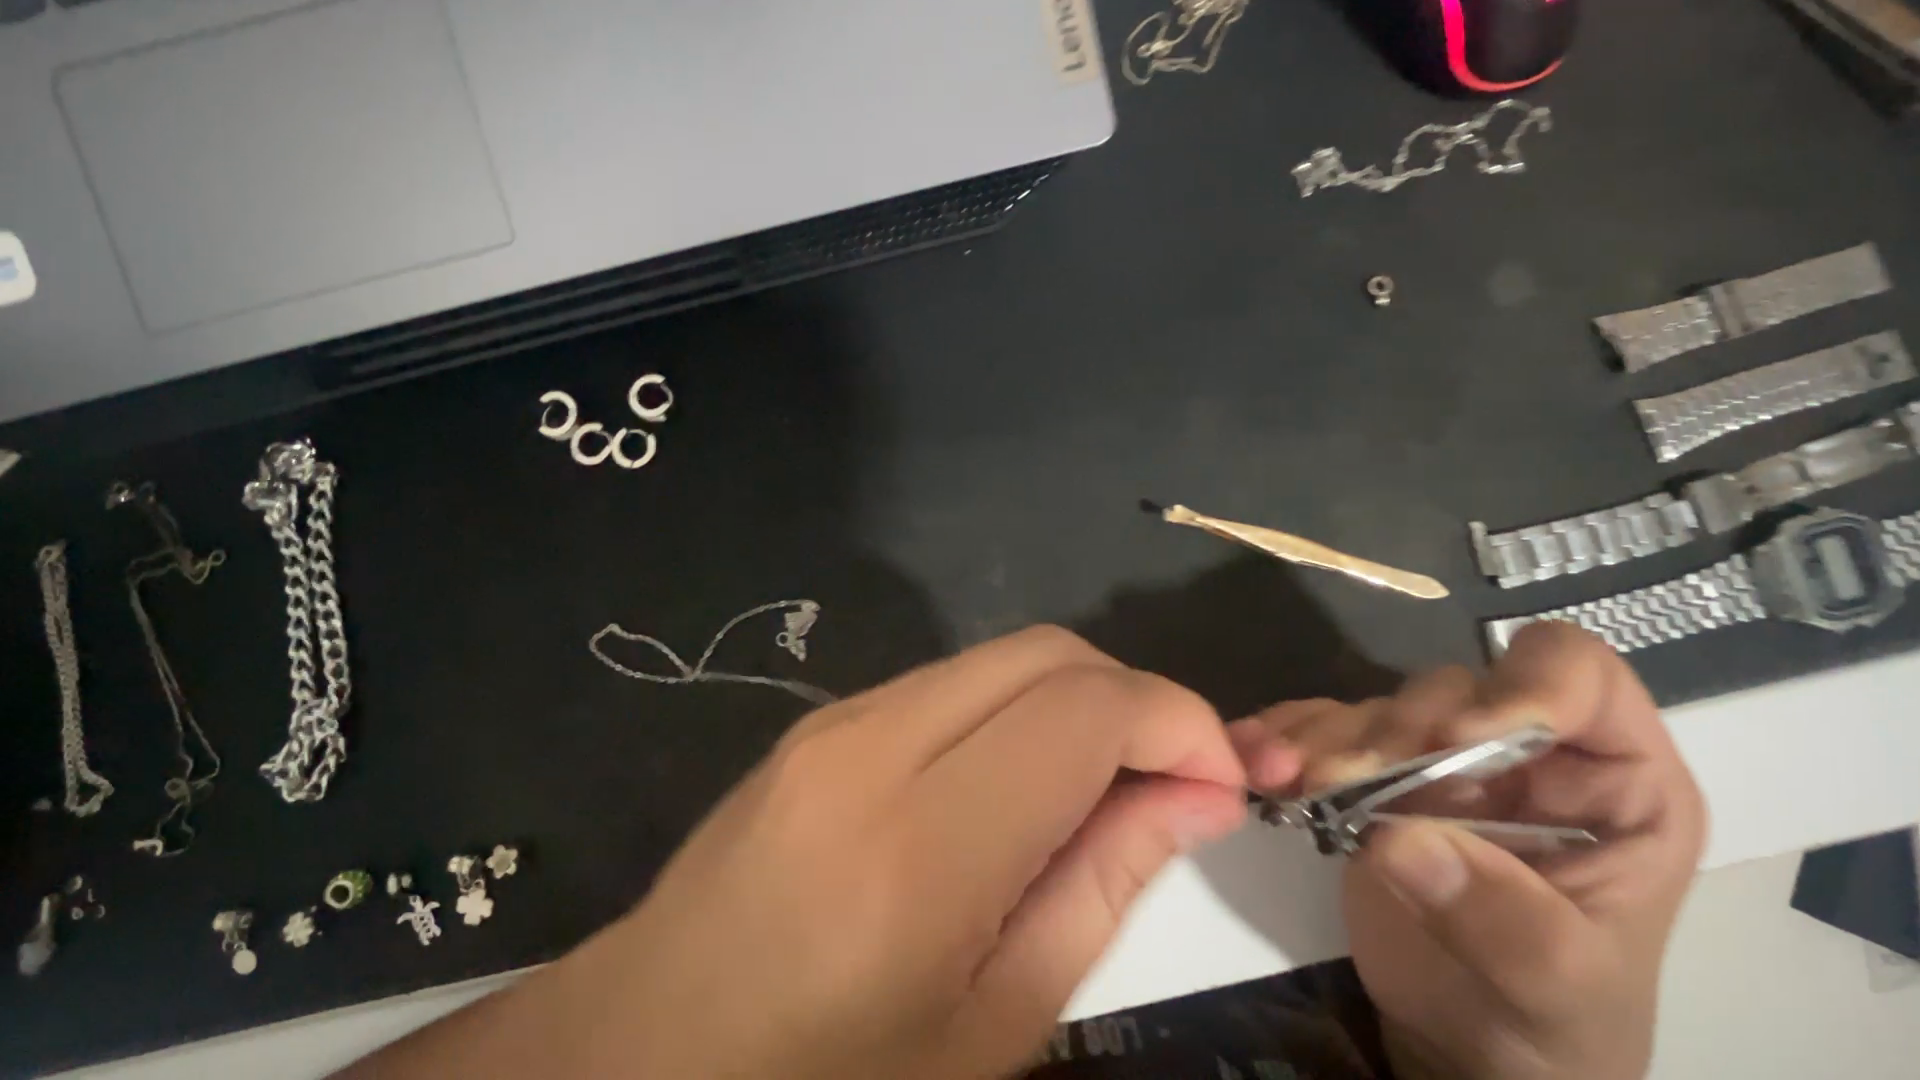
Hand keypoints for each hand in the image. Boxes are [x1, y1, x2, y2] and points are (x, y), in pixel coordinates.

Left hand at [343, 627, 1247, 1079]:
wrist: (647, 1049)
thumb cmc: (829, 1073)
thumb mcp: (994, 1018)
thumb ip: (1103, 884)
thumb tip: (1197, 793)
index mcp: (920, 842)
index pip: (1085, 708)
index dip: (1180, 722)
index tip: (1224, 782)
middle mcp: (873, 744)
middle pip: (1049, 652)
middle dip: (1137, 698)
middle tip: (1175, 784)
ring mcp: (837, 719)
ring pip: (1003, 657)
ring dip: (1078, 701)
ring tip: (1105, 788)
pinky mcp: (822, 719)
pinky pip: (953, 682)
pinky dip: (1018, 709)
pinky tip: (1021, 783)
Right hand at [1229, 623, 1706, 1079]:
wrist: (1468, 1050)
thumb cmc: (1554, 1025)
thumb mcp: (1559, 986)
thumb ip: (1501, 917)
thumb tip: (1399, 839)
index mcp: (1609, 783)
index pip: (1580, 677)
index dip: (1524, 686)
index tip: (1456, 738)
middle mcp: (1524, 755)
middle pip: (1457, 687)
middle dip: (1397, 729)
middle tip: (1341, 778)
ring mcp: (1444, 763)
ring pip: (1381, 708)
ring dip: (1329, 737)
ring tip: (1291, 783)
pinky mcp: (1375, 778)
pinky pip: (1325, 732)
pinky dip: (1286, 740)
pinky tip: (1259, 766)